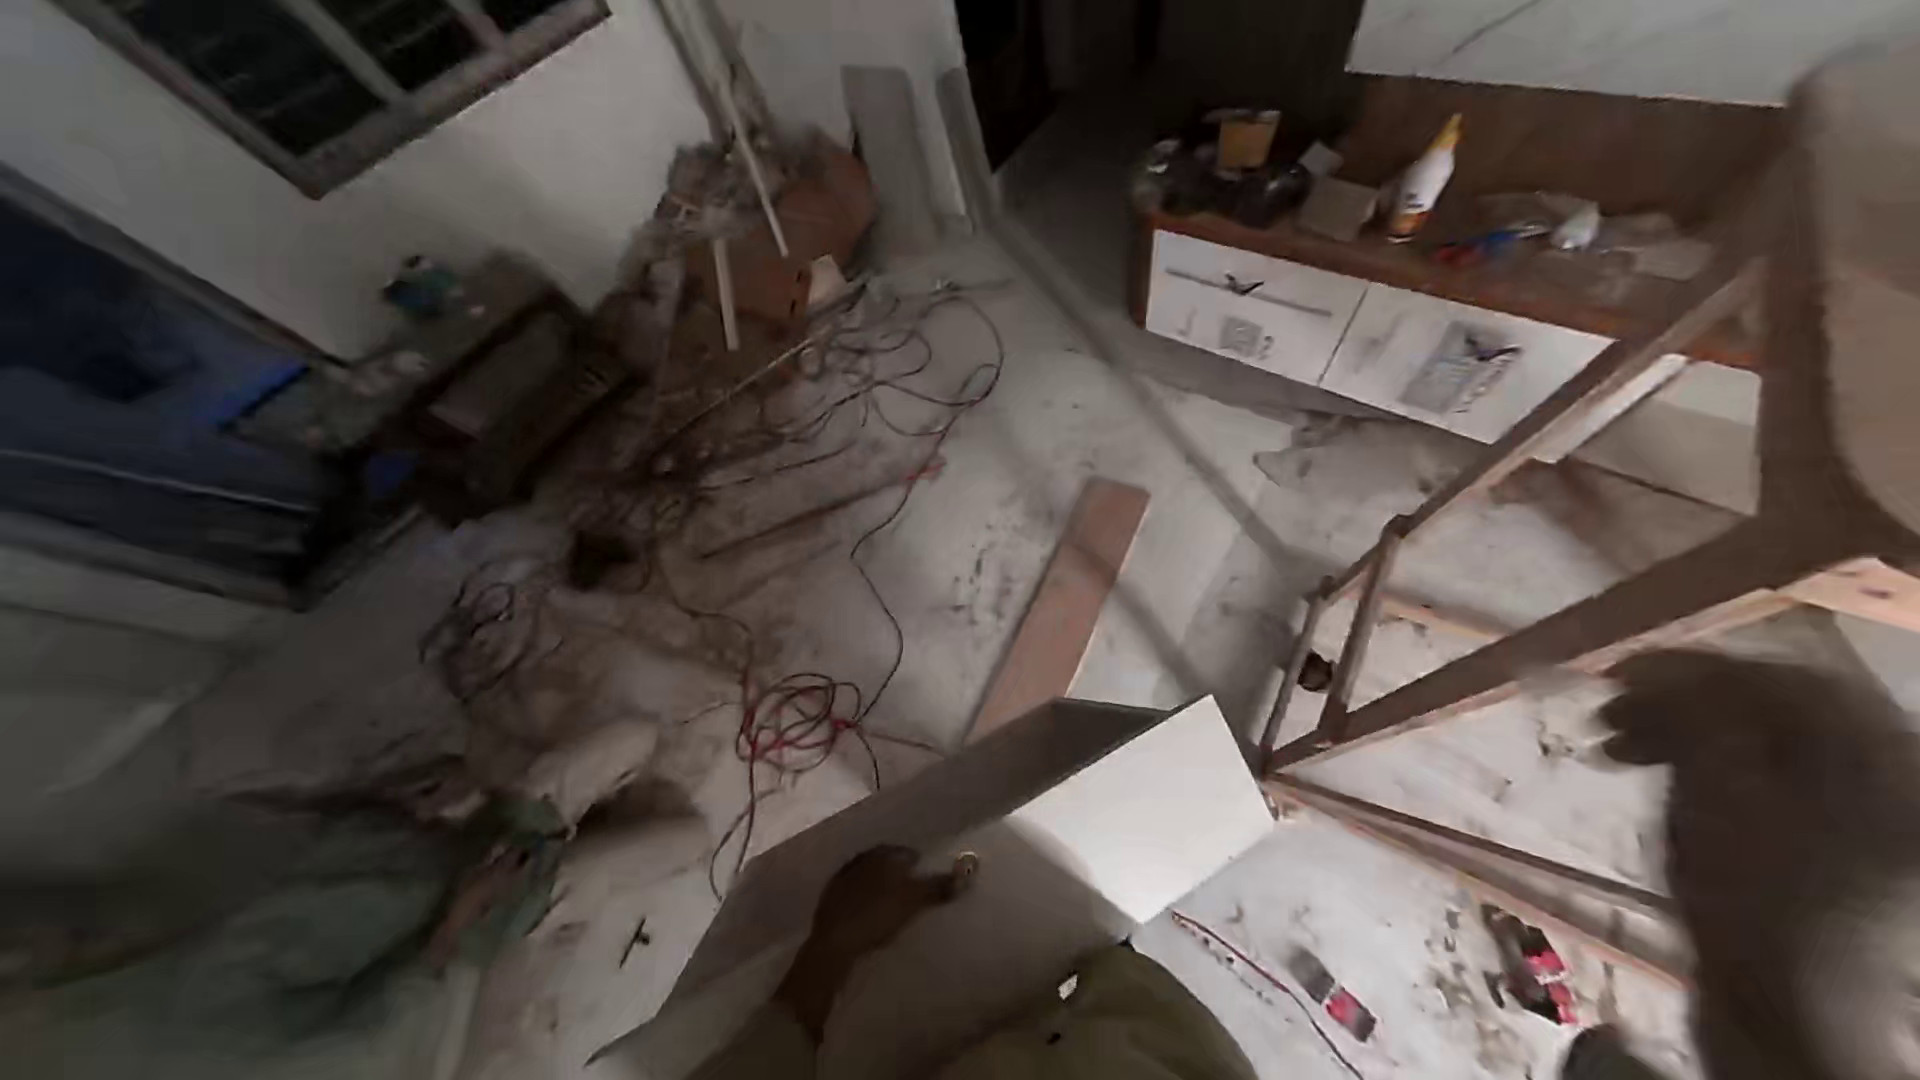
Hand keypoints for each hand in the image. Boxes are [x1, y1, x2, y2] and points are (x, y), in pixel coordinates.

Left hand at [774, 846, 965, 1041]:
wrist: (833, 943)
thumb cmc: (877, 914)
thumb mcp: (913, 900)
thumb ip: (938, 887)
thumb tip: (967, 874)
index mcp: (881, 854)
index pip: (904, 852)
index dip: (917, 864)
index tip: (926, 876)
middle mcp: (861, 860)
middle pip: (885, 862)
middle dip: (897, 873)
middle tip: (911, 891)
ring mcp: (841, 879)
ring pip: (867, 878)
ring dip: (879, 887)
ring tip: (892, 905)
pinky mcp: (828, 901)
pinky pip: (852, 895)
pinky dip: (863, 901)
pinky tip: (869, 916)